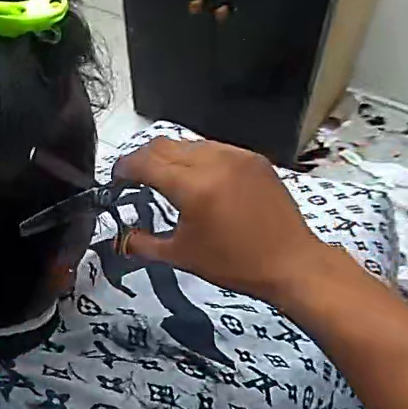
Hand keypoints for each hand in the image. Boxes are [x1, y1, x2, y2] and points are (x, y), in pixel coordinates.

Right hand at [112, 138, 345, 303]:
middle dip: (145, 159)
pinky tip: (202, 181)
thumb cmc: (234, 264)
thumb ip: (145, 244)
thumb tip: (121, 239)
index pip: (145, 162)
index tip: (117, 180)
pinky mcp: (255, 160)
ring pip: (191, 143)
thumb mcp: (183, 257)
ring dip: (173, 157)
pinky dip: (200, 159)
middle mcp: (213, 160)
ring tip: (169, 180)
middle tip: (138, 179)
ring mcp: (237, 156)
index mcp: (192, 186)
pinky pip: (217, 149)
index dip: (125, 168)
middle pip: (165, 145)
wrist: (290, 263)